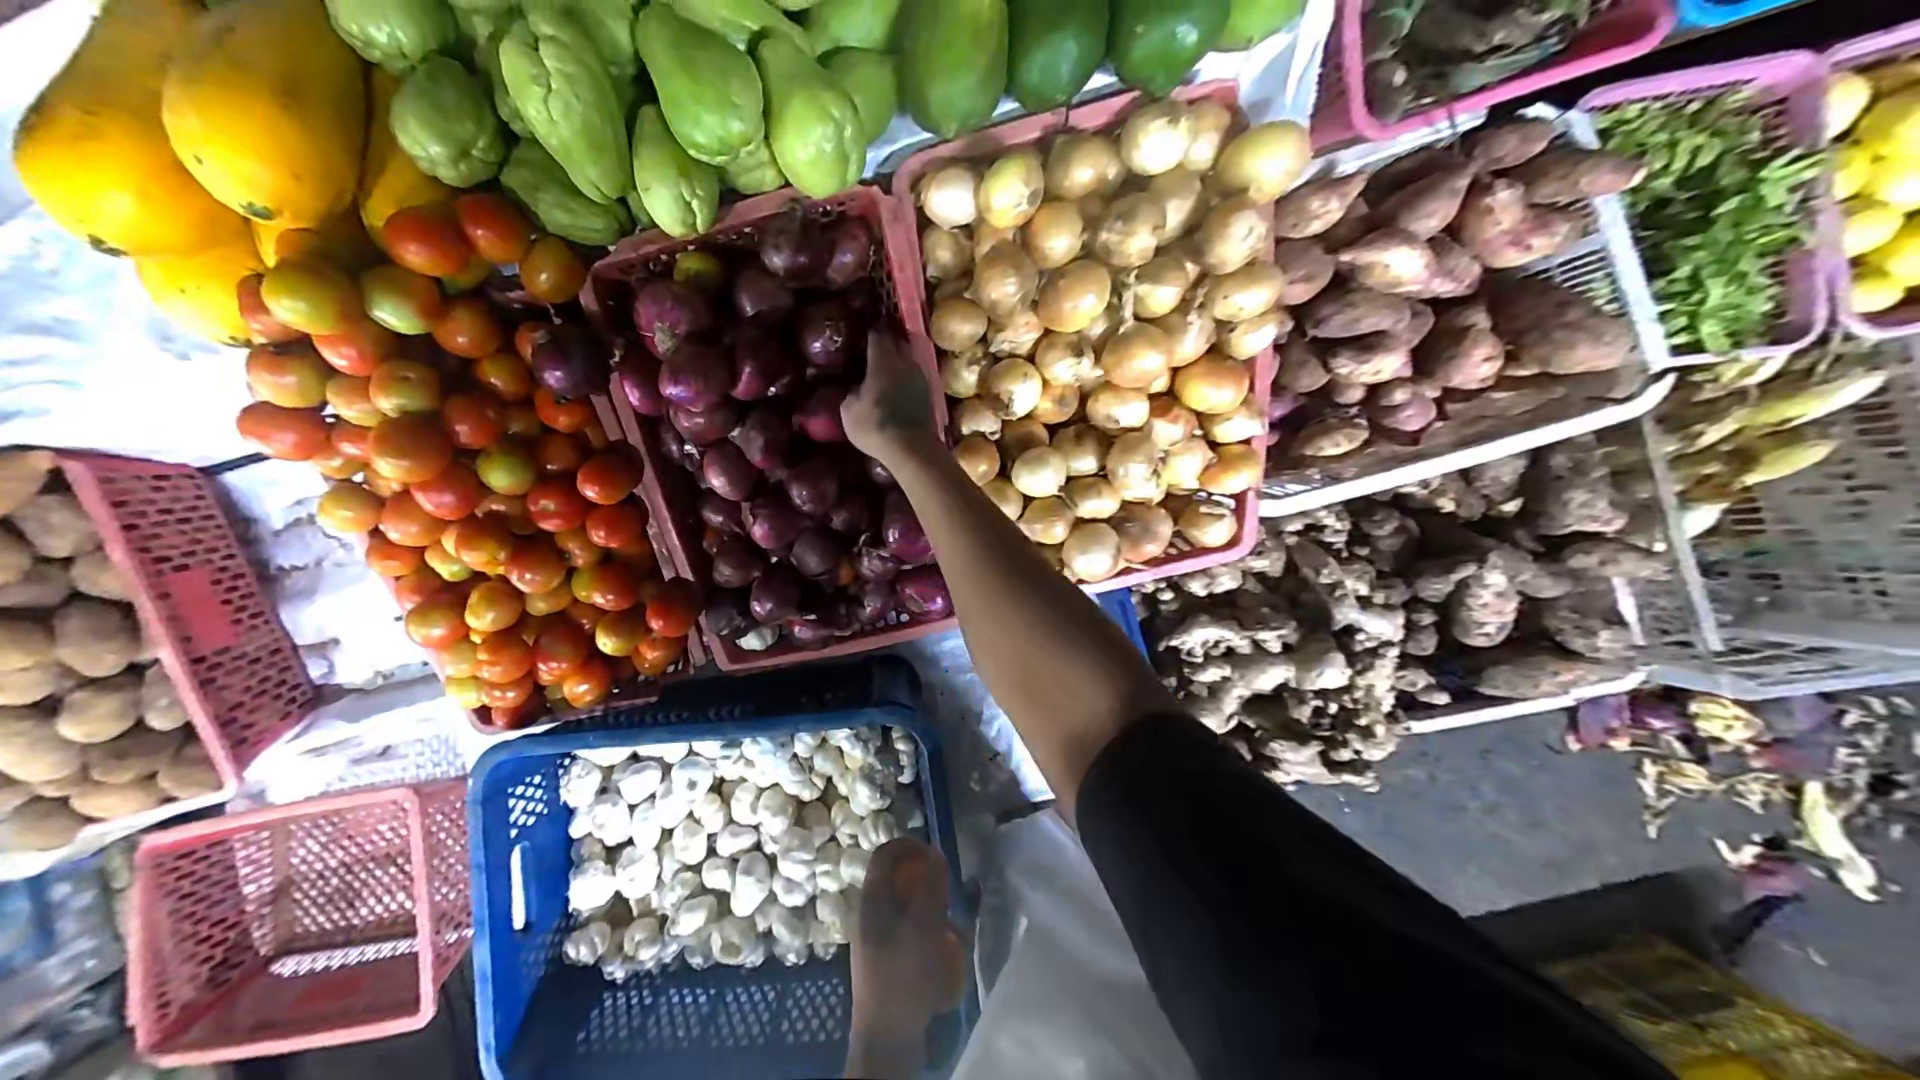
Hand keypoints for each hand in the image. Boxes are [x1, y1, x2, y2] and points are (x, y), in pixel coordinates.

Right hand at [843, 330, 938, 467]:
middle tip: (875, 343)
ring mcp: (920, 376)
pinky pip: (915, 374)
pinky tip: (898, 382)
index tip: (863, 331)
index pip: (877, 335)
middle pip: (897, 341)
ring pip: (908, 357)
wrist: (912, 448)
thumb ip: (851, 392)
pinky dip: (906, 374)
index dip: (869, 331)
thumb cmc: (875, 426)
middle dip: (886, 340)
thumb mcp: (849, 410)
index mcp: (883, 360)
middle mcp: (904, 362)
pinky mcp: (929, 392)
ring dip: (898, 357)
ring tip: (887, 362)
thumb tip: (856, 386)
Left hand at [845, 838, 966, 1076]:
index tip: (936, 855)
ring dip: (937, 915)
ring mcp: (880, 938)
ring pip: (913, 909)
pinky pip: (915, 935)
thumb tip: (935, 853)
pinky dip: (933, 939)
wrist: (887, 1039)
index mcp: (873, 900)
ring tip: (955, 936)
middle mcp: (873, 914)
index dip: (911, 846)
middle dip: (932, 887)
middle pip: (903, 881)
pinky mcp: (890, 960)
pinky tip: (948, 958)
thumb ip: (930, 887)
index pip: (886, 854)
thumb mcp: (923, 926)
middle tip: (951, 900)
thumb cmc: (903, 977)